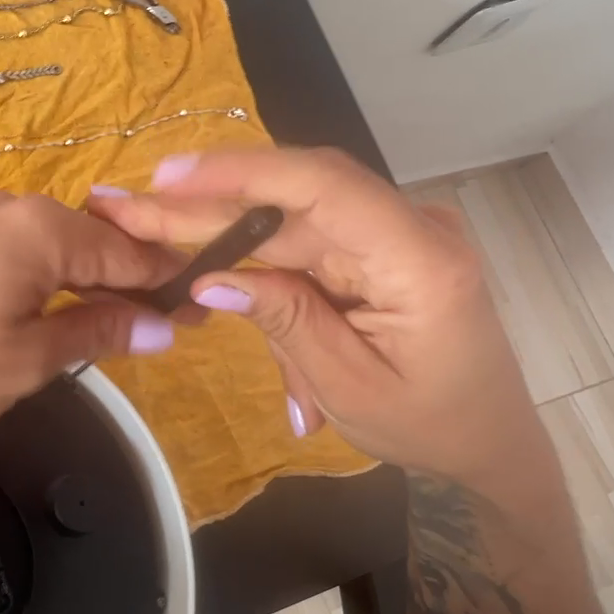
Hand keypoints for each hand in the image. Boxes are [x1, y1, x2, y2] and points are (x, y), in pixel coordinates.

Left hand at [0, 192, 183, 438]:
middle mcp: (13, 210)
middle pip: (96, 243)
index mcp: (41, 229)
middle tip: (170, 327)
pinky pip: (25, 255)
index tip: (206, 310)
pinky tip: (67, 311)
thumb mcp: (26, 361)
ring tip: (127, 326)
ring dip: (95, 284)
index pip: (129, 252)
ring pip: (61, 250)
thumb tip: (162, 326)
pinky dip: (54, 282)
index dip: (170, 283)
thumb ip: (97, 334)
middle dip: (135, 283)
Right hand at [87, 147, 543, 476]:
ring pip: (286, 220)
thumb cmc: (430, 426)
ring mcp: (387, 234)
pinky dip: (251, 265)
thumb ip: (285, 322)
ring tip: (142, 227)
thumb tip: (210, 279)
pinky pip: (299, 246)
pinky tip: (204, 274)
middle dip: (204, 202)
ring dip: (215, 231)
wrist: (488, 439)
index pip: (324, 187)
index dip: (242, 174)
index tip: (168, 177)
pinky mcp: (369, 249)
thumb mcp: (349, 387)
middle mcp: (406, 228)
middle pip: (292, 198)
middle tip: (126, 206)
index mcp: (419, 260)